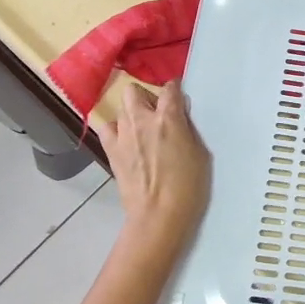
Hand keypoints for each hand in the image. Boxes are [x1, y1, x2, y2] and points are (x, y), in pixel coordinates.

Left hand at [95, 81, 210, 252]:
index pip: (170, 88)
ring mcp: (123, 134)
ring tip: (141, 127)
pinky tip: (123, 137)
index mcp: (169, 118)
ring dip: (132, 112)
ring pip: (121, 107)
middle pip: (135, 90)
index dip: (175, 88)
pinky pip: (105, 127)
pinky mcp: (110, 150)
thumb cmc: (188, 186)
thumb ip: (187, 128)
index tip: (178, 94)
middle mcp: (142, 119)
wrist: (158, 215)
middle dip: (146, 96)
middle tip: (157, 112)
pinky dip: (113, 127)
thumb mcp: (200, 152)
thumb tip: (179, 116)